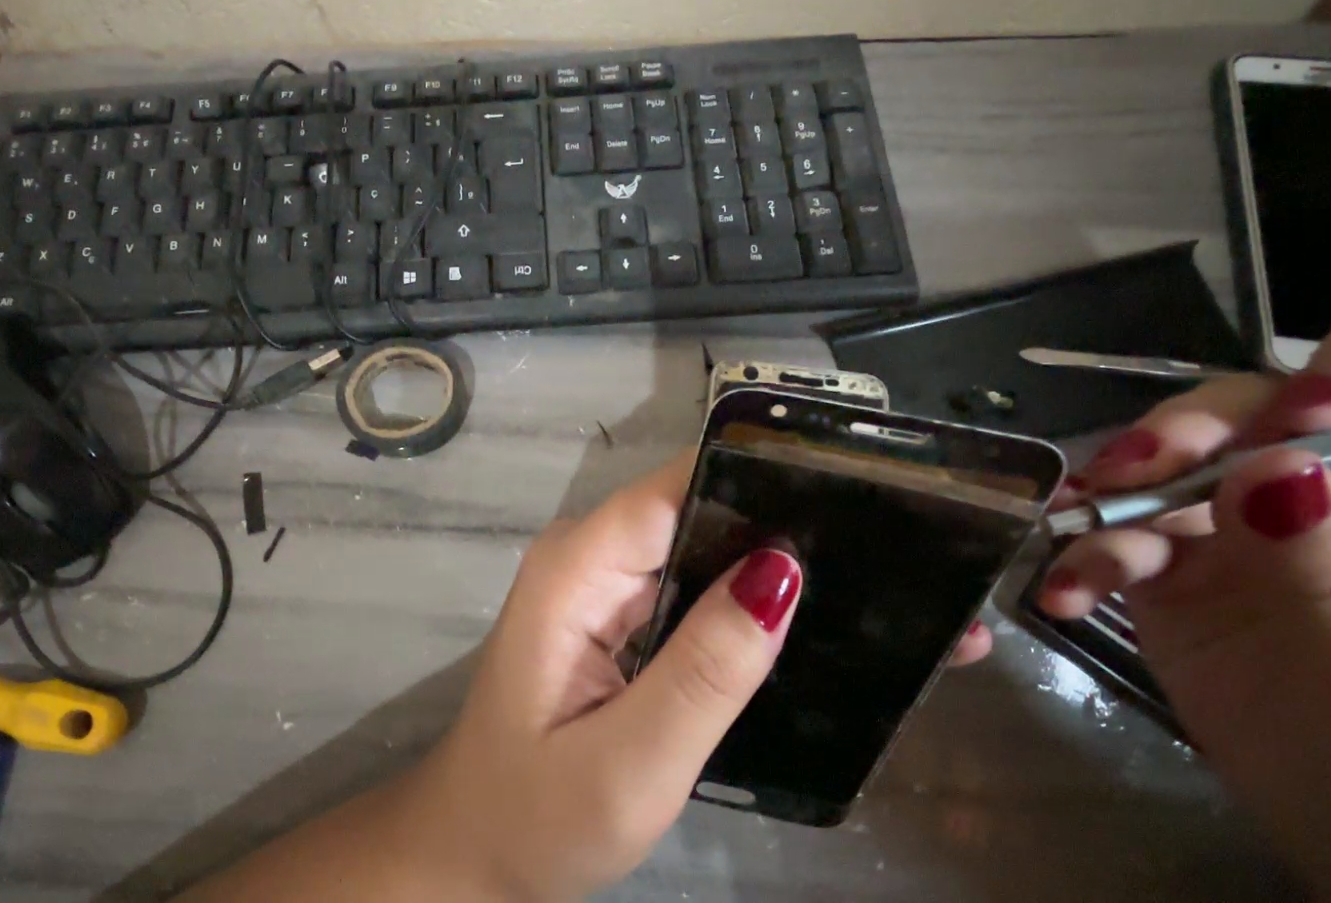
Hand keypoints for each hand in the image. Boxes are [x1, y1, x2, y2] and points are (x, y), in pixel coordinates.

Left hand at [407, 454, 802, 898]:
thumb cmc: (540, 817)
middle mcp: (583, 556)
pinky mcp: (609, 612)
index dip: (750, 479)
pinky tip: (778, 618)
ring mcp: (595, 583)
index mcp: (575, 571)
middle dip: (762, 521)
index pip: (674, 490)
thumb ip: (705, 672)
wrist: (476, 850)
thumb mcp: (632, 764)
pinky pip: (681, 578)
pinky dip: (727, 593)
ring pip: (690, 540)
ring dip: (751, 559)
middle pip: (687, 504)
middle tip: (854, 551)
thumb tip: (781, 570)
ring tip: (839, 580)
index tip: (838, 489)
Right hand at [1039, 296, 1330, 900]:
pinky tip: (1072, 594)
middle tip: (1141, 465)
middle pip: (1262, 407)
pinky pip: (1123, 535)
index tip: (1305, 414)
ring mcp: (1255, 530)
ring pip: (1174, 463)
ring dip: (1119, 488)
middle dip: (1193, 426)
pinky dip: (1091, 557)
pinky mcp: (1184, 572)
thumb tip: (1265, 465)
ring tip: (1084, 532)